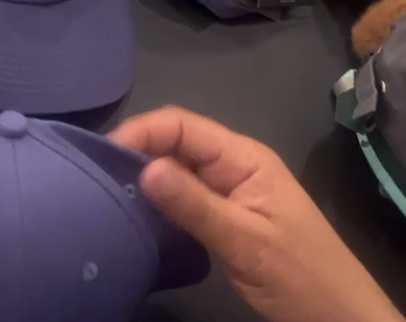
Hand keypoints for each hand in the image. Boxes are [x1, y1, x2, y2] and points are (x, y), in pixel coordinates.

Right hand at [113, 106, 402, 321]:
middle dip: (139, 151)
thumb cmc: (303, 280)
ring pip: (178, 167)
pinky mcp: (229, 215)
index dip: (142, 132)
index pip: (181, 125)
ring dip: (148, 176)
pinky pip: (186, 194)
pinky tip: (142, 214)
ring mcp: (232, 189)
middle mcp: (234, 164)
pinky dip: (162, 199)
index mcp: (243, 157)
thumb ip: (194, 204)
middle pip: (176, 141)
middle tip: (102, 178)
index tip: (105, 157)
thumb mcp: (246, 243)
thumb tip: (142, 166)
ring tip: (113, 194)